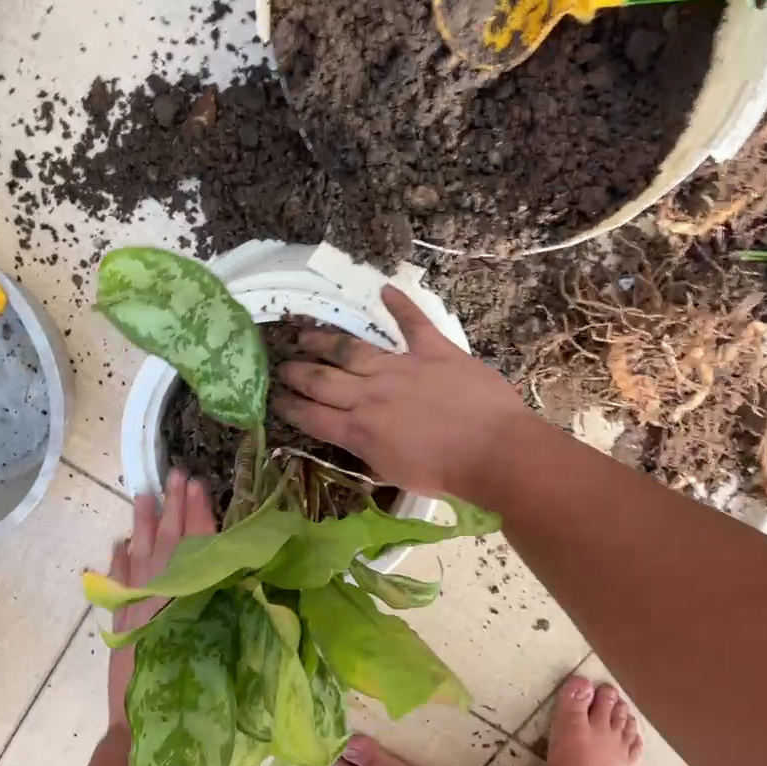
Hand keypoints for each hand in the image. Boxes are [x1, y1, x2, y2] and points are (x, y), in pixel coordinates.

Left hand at [106, 469, 216, 729]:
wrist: (142, 725)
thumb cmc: (193, 694)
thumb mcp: (223, 650)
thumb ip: (229, 612)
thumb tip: (239, 576)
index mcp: (191, 599)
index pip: (198, 549)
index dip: (200, 517)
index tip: (200, 486)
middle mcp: (162, 595)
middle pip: (169, 543)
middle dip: (173, 507)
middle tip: (175, 474)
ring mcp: (137, 606)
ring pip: (139, 554)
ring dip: (142, 523)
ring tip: (144, 493)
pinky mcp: (121, 621)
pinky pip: (119, 582)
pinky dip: (119, 561)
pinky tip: (121, 543)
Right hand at [272, 285, 536, 498]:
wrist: (492, 452)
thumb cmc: (447, 475)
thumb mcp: (395, 475)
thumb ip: (370, 454)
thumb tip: (356, 442)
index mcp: (360, 430)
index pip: (312, 416)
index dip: (290, 407)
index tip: (275, 399)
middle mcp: (370, 395)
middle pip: (322, 379)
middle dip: (297, 372)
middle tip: (282, 366)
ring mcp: (400, 368)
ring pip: (352, 350)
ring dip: (324, 341)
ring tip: (305, 334)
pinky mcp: (433, 350)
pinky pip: (413, 322)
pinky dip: (400, 304)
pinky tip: (385, 289)